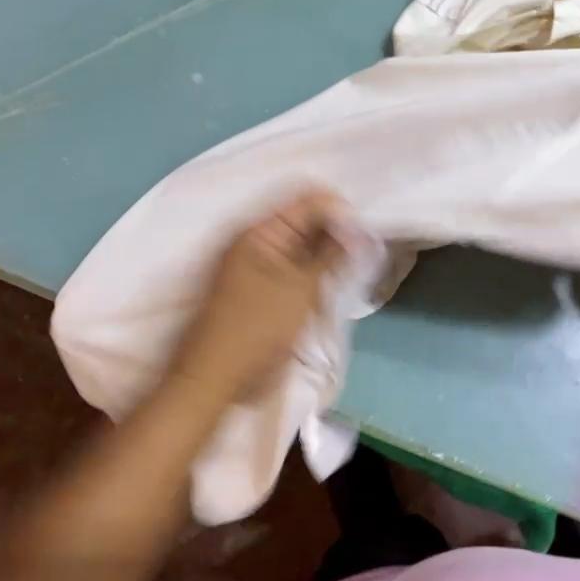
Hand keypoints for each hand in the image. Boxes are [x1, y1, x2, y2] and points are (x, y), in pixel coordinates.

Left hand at [174, 188, 353, 401]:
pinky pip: (296, 269)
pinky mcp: (262, 289)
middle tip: (364, 256)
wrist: (213, 380)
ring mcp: (257, 266)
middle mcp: (256, 241)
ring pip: (304, 247)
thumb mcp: (300, 288)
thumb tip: (359, 226)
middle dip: (338, 233)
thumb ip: (332, 252)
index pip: (309, 200)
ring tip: (350, 273)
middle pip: (306, 221)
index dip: (341, 212)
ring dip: (328, 258)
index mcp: (259, 231)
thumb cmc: (256, 330)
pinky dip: (315, 275)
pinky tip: (331, 288)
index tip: (366, 237)